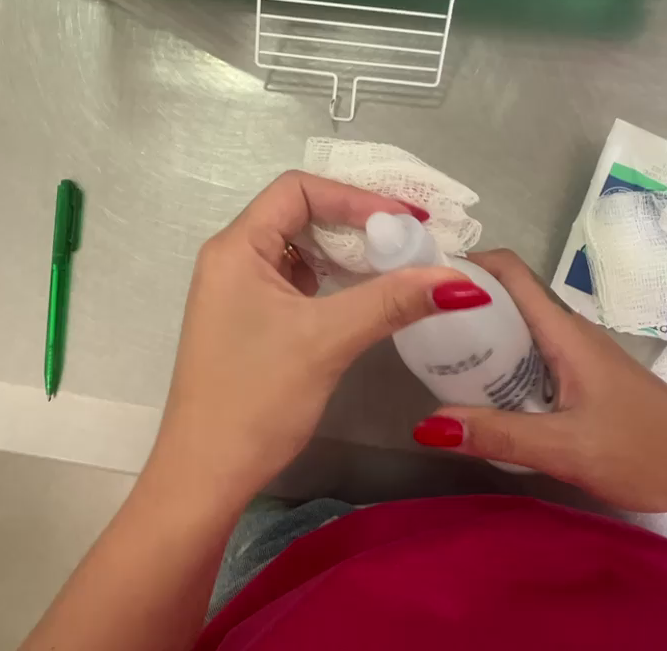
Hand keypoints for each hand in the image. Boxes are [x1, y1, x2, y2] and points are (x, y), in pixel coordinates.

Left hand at [149, 171, 487, 501]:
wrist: (205, 475)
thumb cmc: (257, 397)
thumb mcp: (327, 340)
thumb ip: (392, 301)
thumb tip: (462, 282)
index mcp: (236, 246)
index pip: (299, 190)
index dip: (355, 196)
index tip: (405, 219)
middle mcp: (232, 257)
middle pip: (299, 213)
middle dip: (356, 221)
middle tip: (409, 236)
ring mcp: (237, 289)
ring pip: (299, 248)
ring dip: (345, 251)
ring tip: (395, 262)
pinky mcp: (248, 318)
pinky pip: (295, 280)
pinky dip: (331, 279)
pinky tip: (362, 294)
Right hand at [409, 249, 666, 514]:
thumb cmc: (642, 451)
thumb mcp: (564, 449)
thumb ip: (497, 435)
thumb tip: (426, 425)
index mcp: (563, 331)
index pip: (510, 271)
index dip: (469, 262)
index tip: (426, 276)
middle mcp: (569, 332)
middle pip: (508, 298)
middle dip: (464, 304)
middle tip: (422, 326)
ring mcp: (580, 354)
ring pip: (521, 328)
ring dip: (483, 334)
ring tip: (443, 357)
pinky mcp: (587, 376)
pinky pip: (534, 353)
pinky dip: (504, 360)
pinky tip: (489, 392)